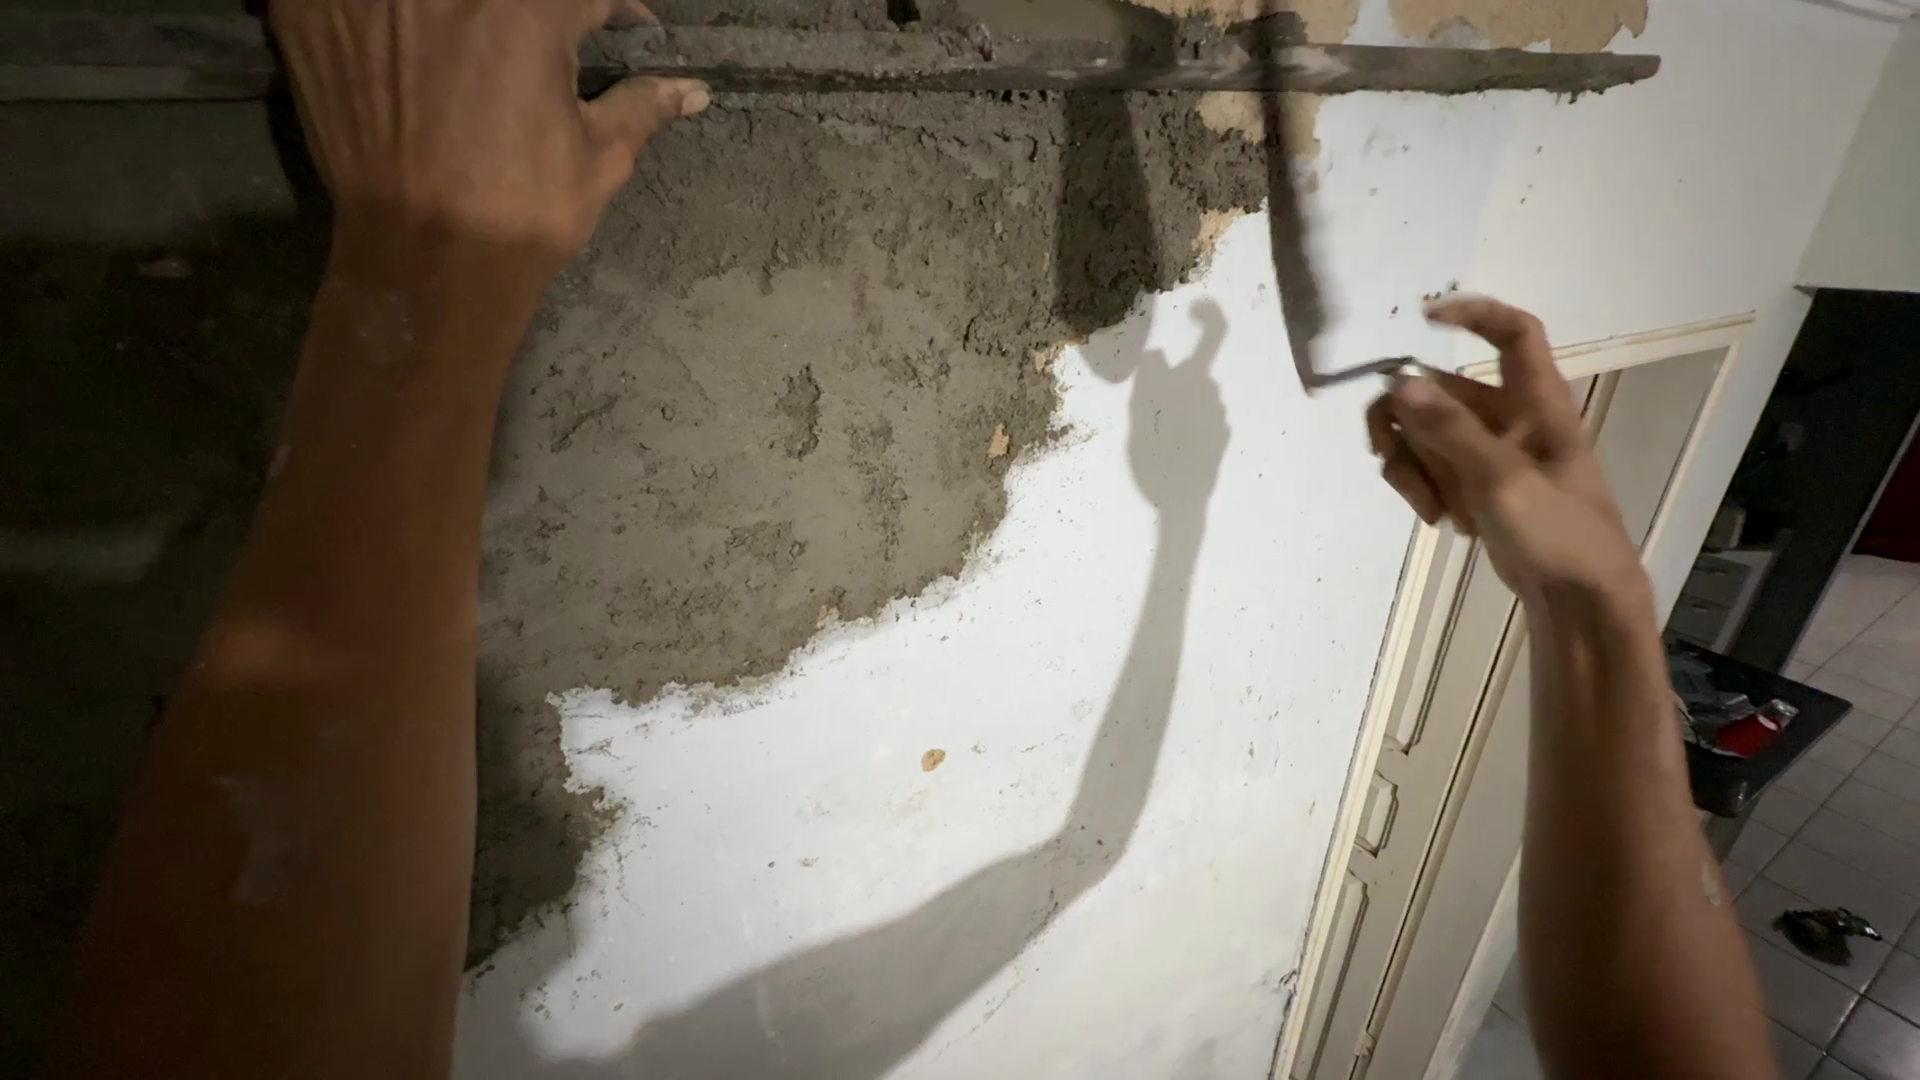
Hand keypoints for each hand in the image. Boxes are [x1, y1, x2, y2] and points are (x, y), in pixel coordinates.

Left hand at [271, 0, 707, 265]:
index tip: (630, 31)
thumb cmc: (527, 210)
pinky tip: (412, 49)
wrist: (429, 256)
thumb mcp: (600, 159)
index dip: (620, 8)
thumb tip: (694, 90)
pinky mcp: (308, 9)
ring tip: (482, 62)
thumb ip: (643, 106)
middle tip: (554, 49)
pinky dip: (390, 14)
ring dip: (471, 19)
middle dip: (546, 15)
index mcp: (525, 9)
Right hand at [1129, 301, 1229, 518]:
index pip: (1213, 338)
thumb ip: (1150, 384)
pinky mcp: (1220, 439)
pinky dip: (1186, 423)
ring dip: (1177, 405)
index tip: (1192, 311)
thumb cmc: (1155, 466)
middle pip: (1194, 373)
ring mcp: (1219, 420)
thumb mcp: (1139, 424)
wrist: (1183, 508)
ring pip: (1196, 397)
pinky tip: (1169, 447)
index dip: (1208, 317)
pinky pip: (1201, 418)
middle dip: (1171, 381)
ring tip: (1152, 435)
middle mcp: (1213, 398)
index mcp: (1193, 387)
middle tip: (1142, 409)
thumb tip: (1157, 352)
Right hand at [1367, 297, 1645, 604]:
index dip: (1473, 314)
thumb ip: (1449, 430)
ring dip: (1408, 467)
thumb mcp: (1502, 478)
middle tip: (1386, 453)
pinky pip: (1422, 468)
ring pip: (1418, 434)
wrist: (1574, 596)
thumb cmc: (1558, 531)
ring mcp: (1481, 451)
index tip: (1422, 318)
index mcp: (1535, 402)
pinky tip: (1440, 518)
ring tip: (1429, 507)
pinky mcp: (1465, 482)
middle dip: (1402, 423)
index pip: (1512, 334)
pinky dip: (1418, 489)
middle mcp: (1504, 417)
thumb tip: (1398, 383)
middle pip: (1433, 391)